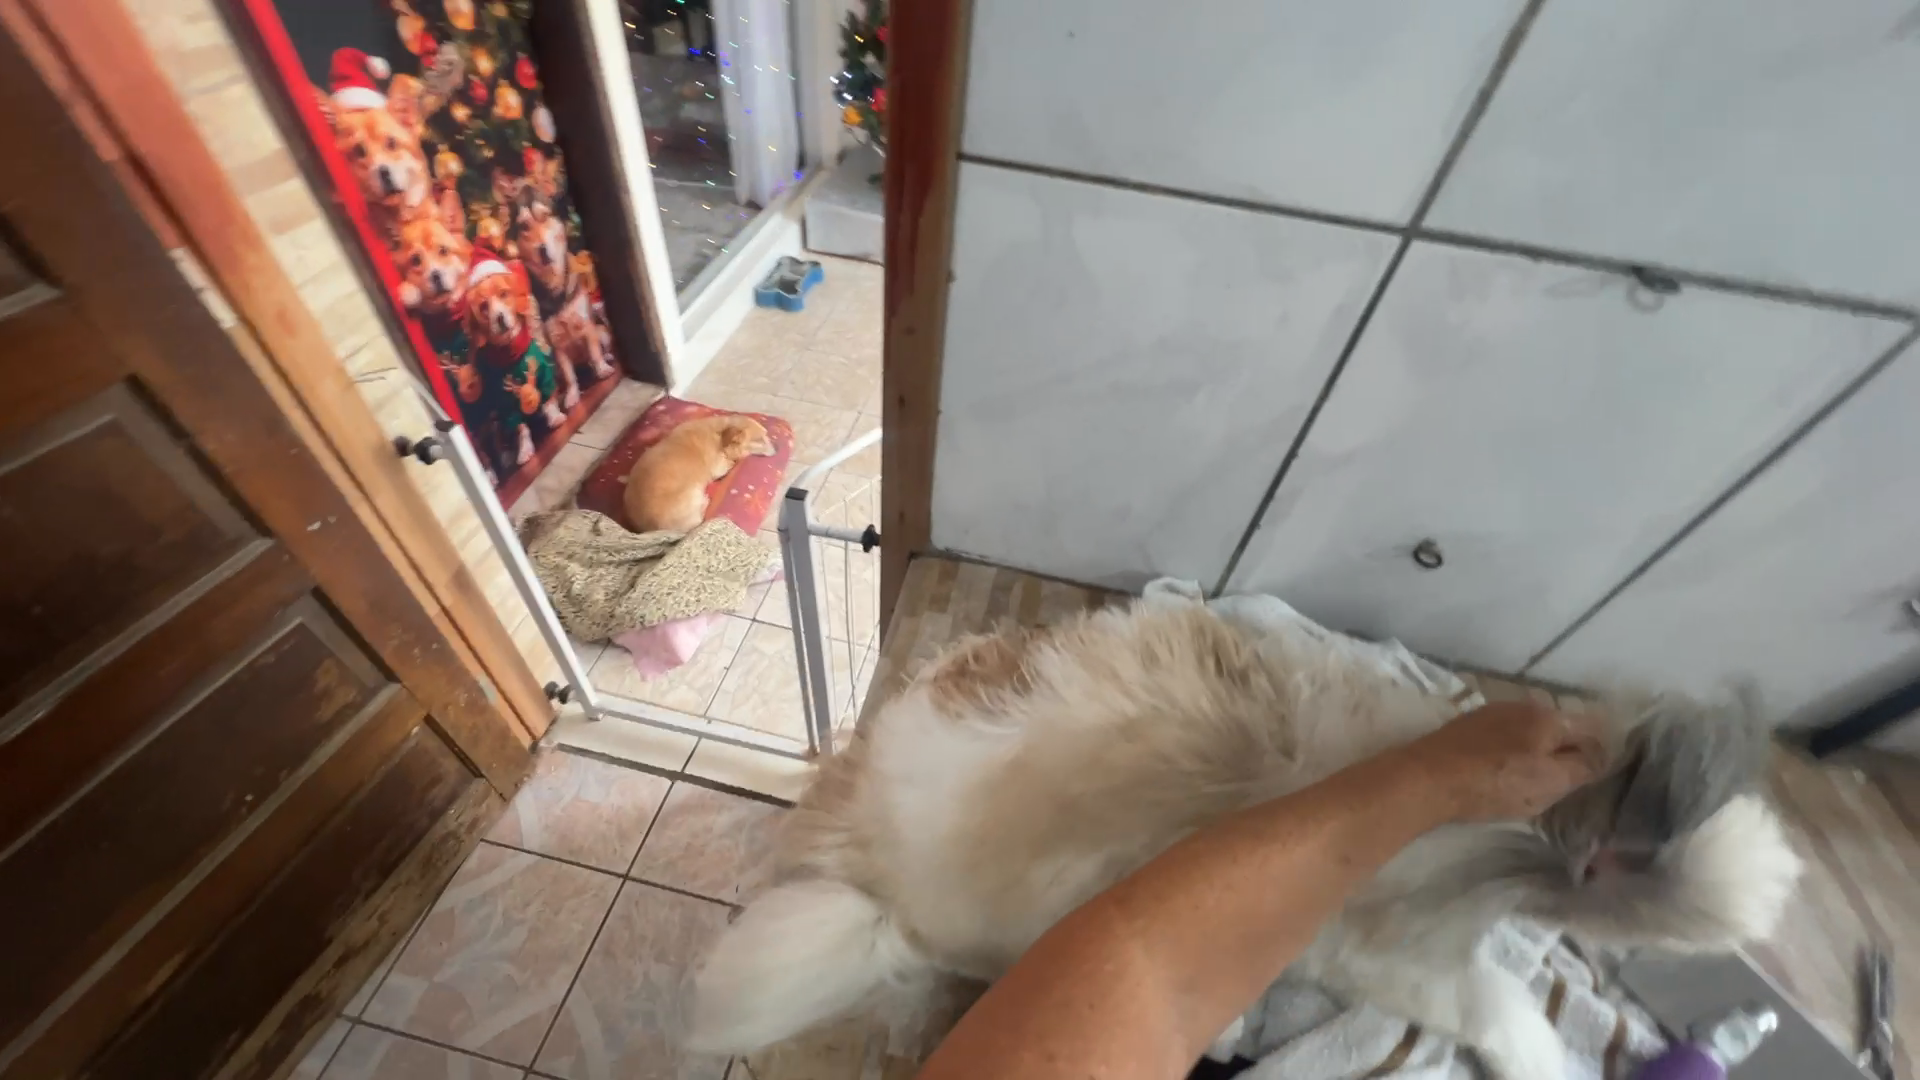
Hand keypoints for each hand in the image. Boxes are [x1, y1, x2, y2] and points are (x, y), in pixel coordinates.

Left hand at [1404, 700, 1604, 823]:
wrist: (1426, 778)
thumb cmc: (1495, 781)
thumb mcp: (1552, 780)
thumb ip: (1583, 765)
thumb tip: (1599, 754)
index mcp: (1544, 715)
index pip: (1589, 728)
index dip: (1598, 752)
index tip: (1599, 776)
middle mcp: (1515, 705)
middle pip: (1555, 729)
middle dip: (1565, 752)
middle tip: (1569, 783)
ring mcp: (1485, 714)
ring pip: (1526, 733)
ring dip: (1536, 753)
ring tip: (1537, 781)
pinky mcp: (1463, 728)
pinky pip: (1500, 739)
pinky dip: (1509, 753)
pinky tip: (1504, 772)